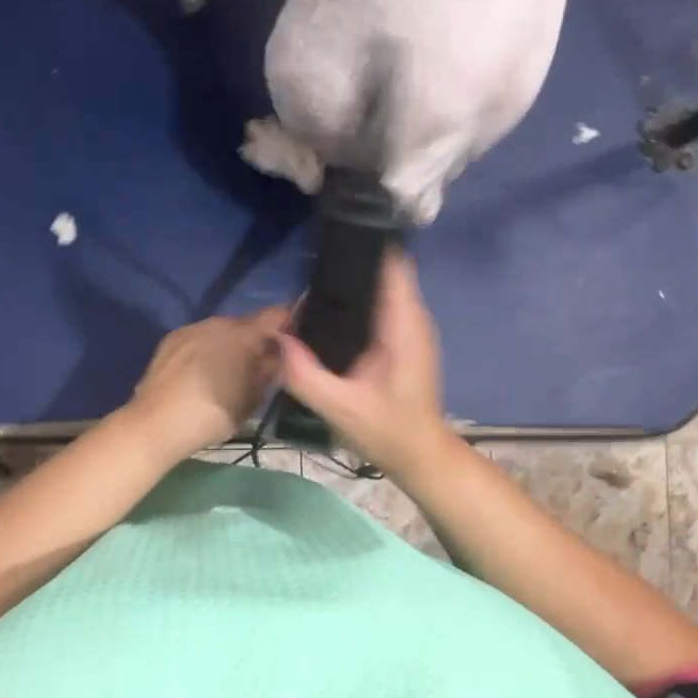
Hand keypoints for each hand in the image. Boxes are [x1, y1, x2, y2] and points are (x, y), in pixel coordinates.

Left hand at [125, 307, 287, 458]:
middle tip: (256, 367)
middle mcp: (218, 322)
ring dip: (228, 346)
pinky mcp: (170, 340)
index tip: (290, 345)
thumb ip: (269, 373)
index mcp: (244, 334)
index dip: (287, 326)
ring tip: (226, 373)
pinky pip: (198, 339)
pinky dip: (205, 351)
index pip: (276, 315)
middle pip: (245, 324)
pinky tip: (200, 374)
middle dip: (254, 341)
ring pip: (219, 332)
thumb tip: (275, 357)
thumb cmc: (213, 415)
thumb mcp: (252, 401)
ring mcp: (191, 329)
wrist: (157, 423)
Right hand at [276, 254, 450, 474]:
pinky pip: (385, 309)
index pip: (393, 267)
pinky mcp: (407, 344)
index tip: (333, 241)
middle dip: (353, 267)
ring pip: (386, 291)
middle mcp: (413, 321)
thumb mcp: (340, 408)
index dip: (367, 249)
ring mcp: (413, 332)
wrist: (420, 456)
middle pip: (386, 274)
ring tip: (317, 285)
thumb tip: (276, 340)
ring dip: (357, 287)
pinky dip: (363, 306)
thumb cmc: (388, 432)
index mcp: (403, 328)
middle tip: (311, 267)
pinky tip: (335, 315)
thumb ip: (306, 376)